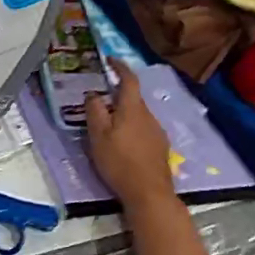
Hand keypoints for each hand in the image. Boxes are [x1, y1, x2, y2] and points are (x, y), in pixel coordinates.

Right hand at [83, 59, 175, 209]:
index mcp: (132, 108)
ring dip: (125, 114)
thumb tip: (93, 93)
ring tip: (109, 125)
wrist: (149, 194)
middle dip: (118, 95)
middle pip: (134, 98)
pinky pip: (144, 129)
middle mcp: (149, 115)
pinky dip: (133, 128)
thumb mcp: (97, 135)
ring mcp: (158, 132)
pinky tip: (124, 144)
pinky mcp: (161, 148)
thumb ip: (94, 110)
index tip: (109, 60)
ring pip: (139, 115)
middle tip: (101, 100)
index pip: (129, 79)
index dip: (120, 67)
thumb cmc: (119, 161)